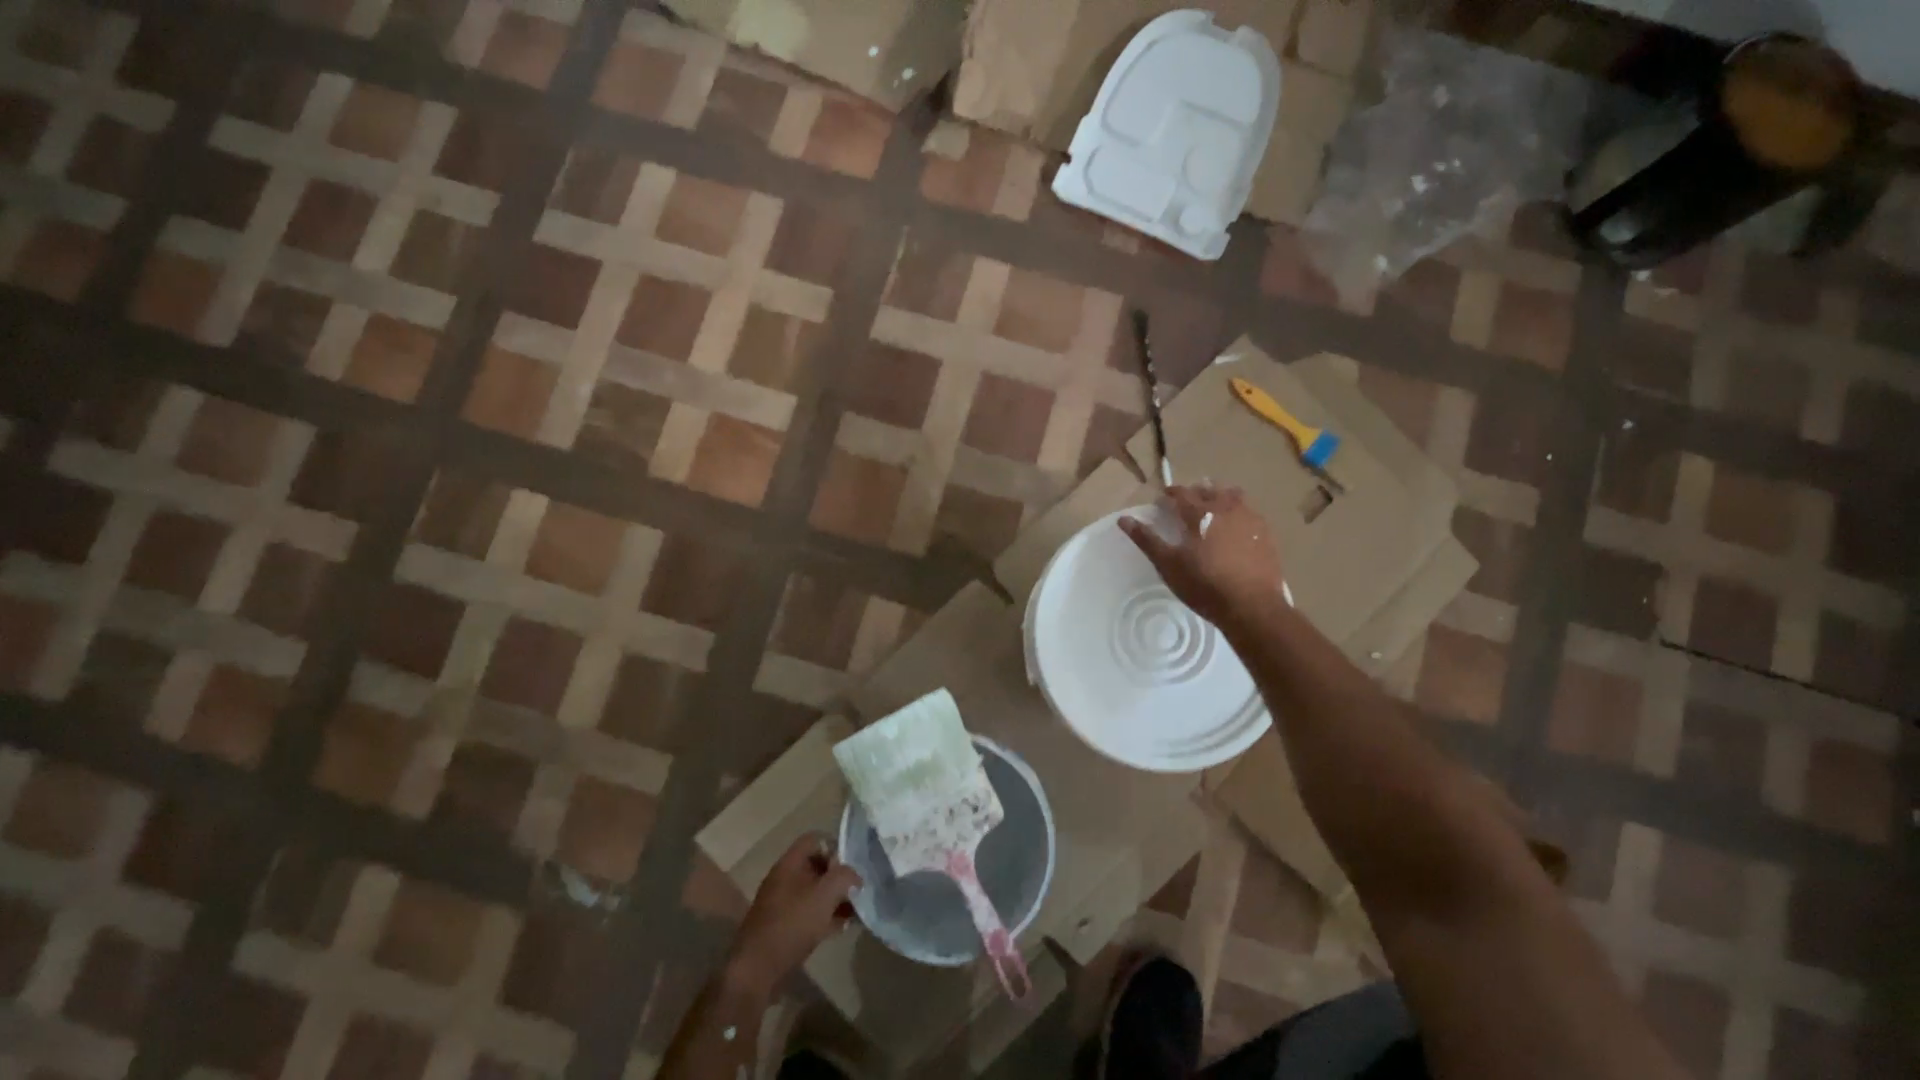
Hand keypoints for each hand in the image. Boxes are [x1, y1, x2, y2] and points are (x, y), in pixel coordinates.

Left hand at [724, 834, 860, 995]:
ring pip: (815, 892)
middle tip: (860, 888)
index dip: (835, 846)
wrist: (758, 968)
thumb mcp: (824, 895)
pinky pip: (811, 914)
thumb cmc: (792, 923)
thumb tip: (855, 876)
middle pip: (817, 867)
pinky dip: (827, 917)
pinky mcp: (785, 927)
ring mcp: (783, 904)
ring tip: (858, 909)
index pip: (814, 840)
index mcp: (789, 864)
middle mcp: (784, 880)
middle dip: (839, 876)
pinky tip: (845, 926)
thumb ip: (844, 877)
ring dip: (836, 898)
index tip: (854, 864)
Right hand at [1119, 484, 1284, 627]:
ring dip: (1221, 499)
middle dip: (1196, 493)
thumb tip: (1123, 519)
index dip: (1170, 494)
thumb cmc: (1204, 585)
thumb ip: (1147, 540)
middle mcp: (1227, 507)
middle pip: (1209, 490)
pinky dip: (1239, 515)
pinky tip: (1236, 531)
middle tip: (1187, 504)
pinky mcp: (1267, 534)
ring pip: (1234, 497)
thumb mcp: (1168, 565)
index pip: (1181, 492)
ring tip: (1214, 512)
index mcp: (1200, 512)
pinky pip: (1251, 514)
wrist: (1251, 606)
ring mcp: (1251, 519)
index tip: (1162, 500)